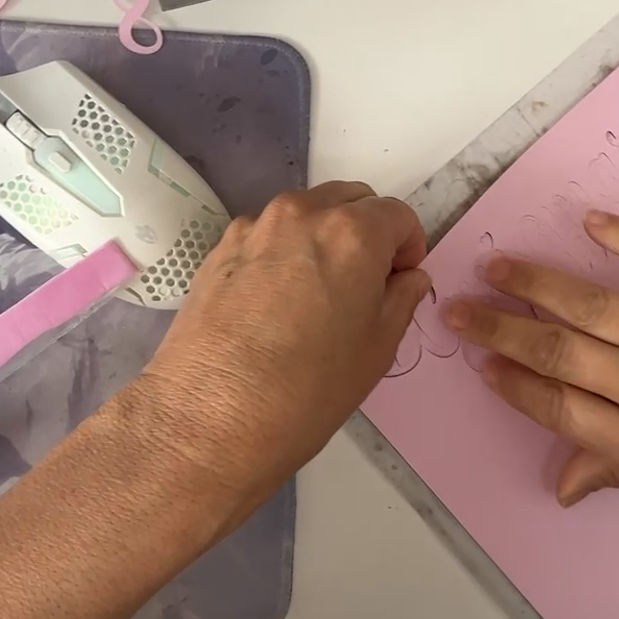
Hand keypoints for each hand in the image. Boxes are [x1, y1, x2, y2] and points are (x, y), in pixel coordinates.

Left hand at [131, 182, 429, 509]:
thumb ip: (402, 298)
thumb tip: (408, 277)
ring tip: (317, 291)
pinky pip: (269, 233)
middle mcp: (305, 213)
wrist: (209, 417)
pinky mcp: (221, 247)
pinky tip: (275, 300)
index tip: (400, 281)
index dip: (408, 247)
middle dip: (369, 231)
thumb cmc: (310, 387)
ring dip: (325, 236)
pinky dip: (285, 250)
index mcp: (353, 231)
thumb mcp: (378, 348)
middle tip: (365, 282)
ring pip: (308, 212)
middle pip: (352, 201)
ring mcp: (257, 225)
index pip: (398, 215)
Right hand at [446, 210, 618, 513]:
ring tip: (495, 266)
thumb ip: (613, 473)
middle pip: (560, 352)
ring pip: (593, 306)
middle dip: (500, 329)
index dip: (510, 382)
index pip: (557, 407)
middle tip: (456, 307)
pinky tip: (589, 221)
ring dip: (538, 284)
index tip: (478, 360)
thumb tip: (559, 485)